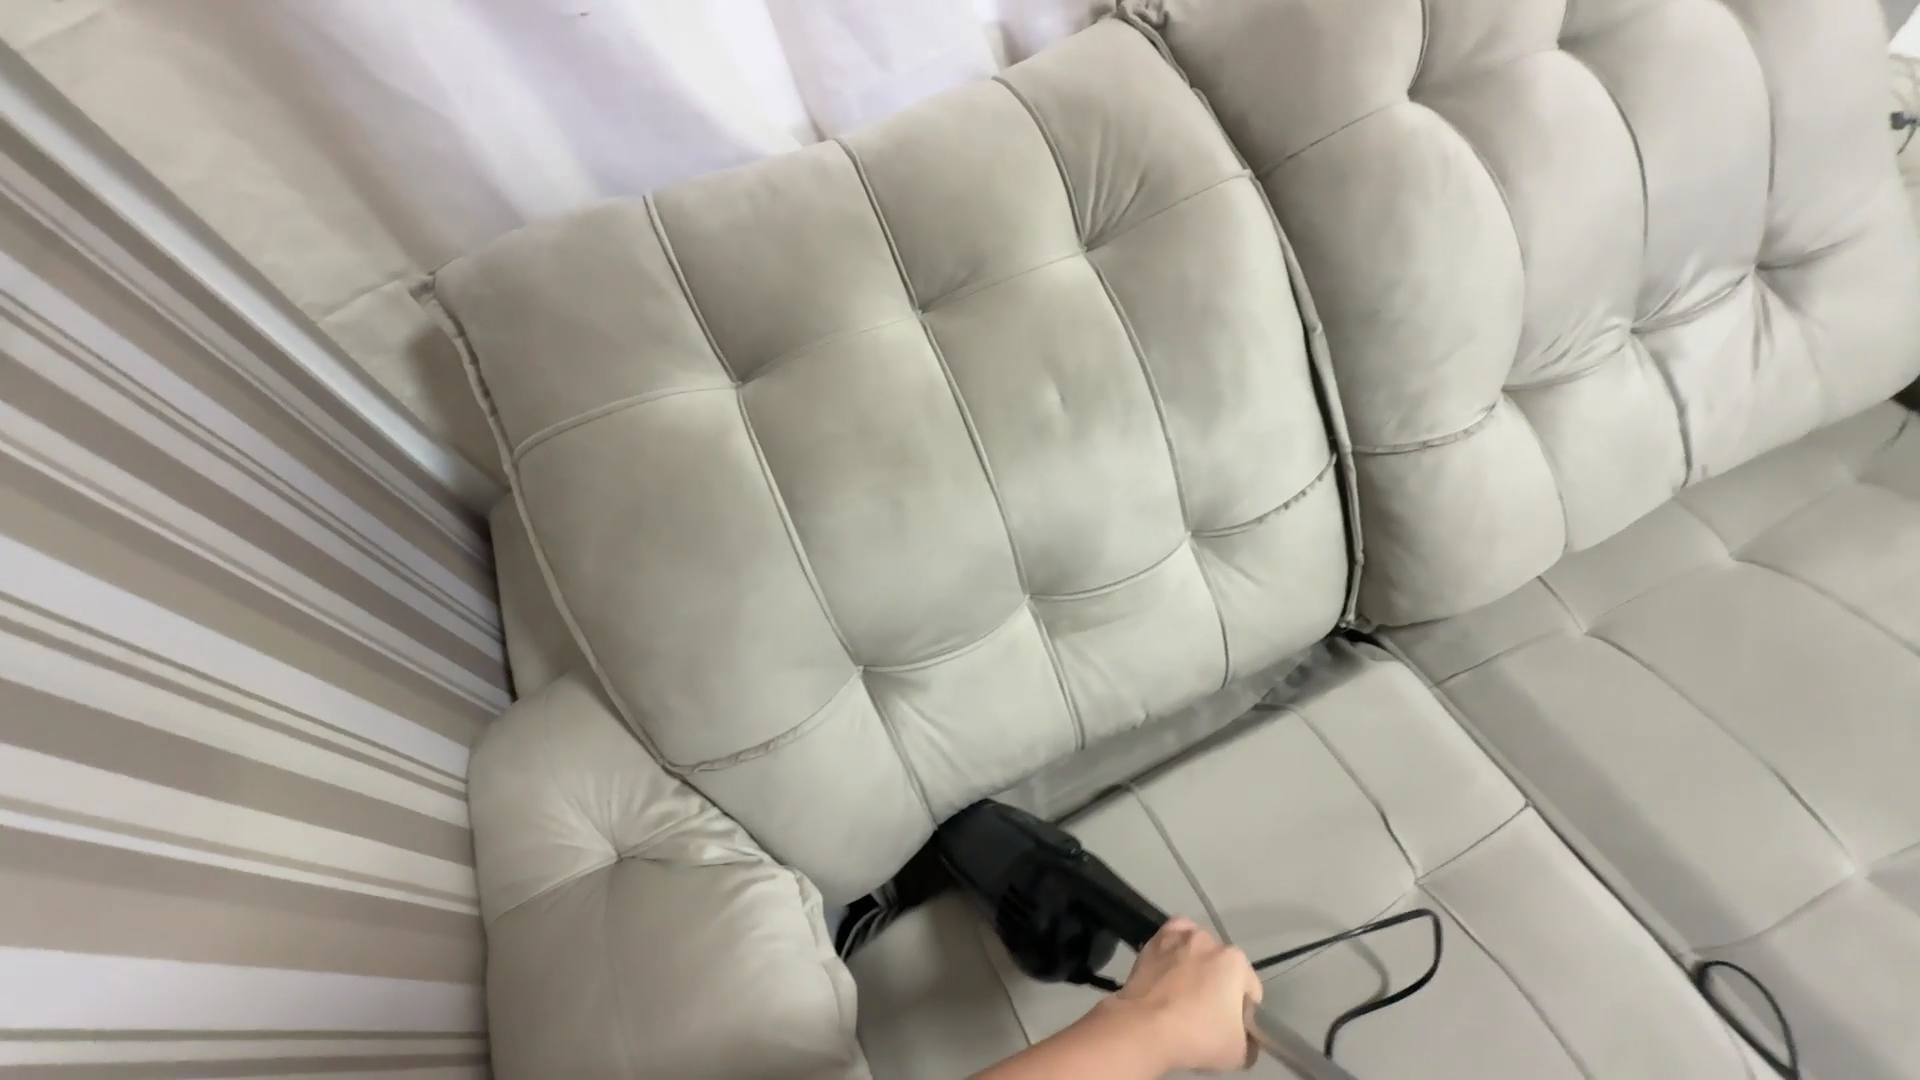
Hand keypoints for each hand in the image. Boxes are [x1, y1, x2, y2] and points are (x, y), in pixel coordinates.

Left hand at [1107, 916, 1261, 1073]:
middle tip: (1208, 1013)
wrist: (1146, 1026)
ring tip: (1187, 992)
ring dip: (1198, 965)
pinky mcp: (1155, 940)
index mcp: (1235, 962)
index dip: (1244, 1012)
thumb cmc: (1198, 1035)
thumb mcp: (1240, 1053)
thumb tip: (1245, 1038)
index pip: (1250, 989)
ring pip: (1198, 950)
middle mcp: (1209, 940)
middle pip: (1223, 967)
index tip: (1231, 1027)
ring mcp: (1180, 936)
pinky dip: (1176, 948)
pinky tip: (1173, 966)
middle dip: (1220, 986)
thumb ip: (1250, 1042)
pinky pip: (1173, 938)